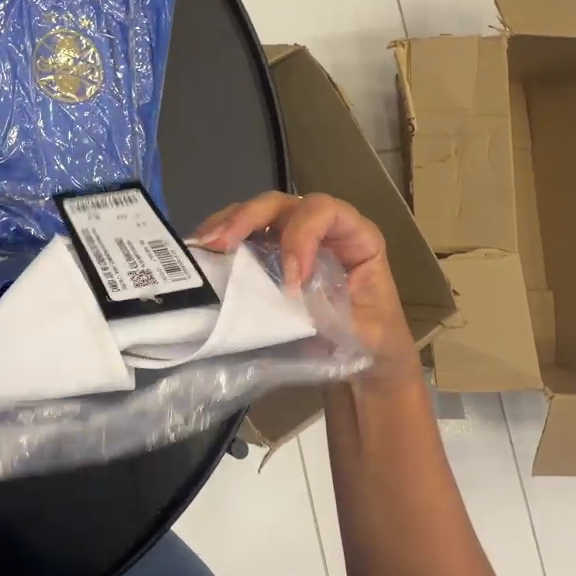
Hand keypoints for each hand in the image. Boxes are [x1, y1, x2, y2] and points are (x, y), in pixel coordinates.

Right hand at [191, 192, 419, 380]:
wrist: (367, 369)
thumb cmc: (375, 344)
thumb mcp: (365, 333)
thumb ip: (333, 313)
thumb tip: (287, 298)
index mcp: (355, 239)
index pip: (327, 213)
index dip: (303, 235)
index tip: (290, 280)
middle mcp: (320, 231)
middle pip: (282, 206)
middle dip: (249, 218)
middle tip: (220, 243)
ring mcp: (290, 241)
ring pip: (255, 215)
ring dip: (226, 225)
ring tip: (201, 245)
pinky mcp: (268, 259)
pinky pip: (241, 238)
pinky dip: (219, 242)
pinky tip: (200, 254)